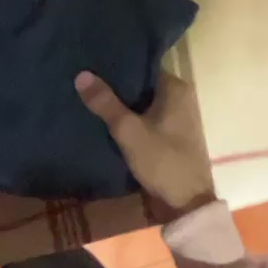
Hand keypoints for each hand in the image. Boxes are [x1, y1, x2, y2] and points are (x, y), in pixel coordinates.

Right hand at [75, 71, 215, 218]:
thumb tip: (81, 75)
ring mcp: (177, 118)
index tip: (92, 65)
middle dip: (116, 87)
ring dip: (121, 105)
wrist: (186, 201)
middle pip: (142, 85)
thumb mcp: (129, 131)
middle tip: (85, 82)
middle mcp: (180, 98)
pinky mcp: (172, 135)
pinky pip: (146, 119)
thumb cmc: (161, 160)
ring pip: (143, 104)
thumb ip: (106, 104)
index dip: (117, 66)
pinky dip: (130, 120)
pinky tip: (107, 121)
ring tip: (91, 99)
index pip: (142, 67)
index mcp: (175, 88)